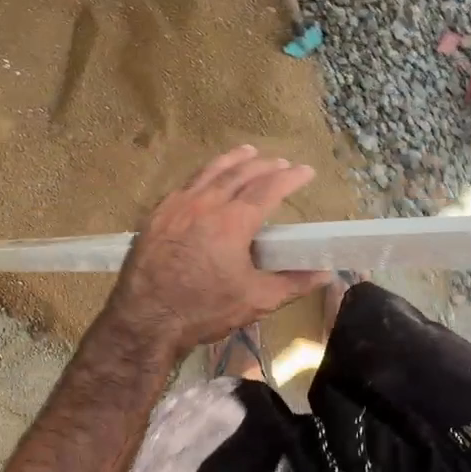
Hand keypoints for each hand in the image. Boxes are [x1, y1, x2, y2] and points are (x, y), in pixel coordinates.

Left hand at [102, 146, 330, 355]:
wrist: (145, 320)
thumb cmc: (204, 310)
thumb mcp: (256, 300)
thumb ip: (293, 283)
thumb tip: (324, 274)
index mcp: (233, 222)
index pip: (269, 189)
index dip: (290, 178)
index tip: (307, 171)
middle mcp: (205, 204)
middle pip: (239, 174)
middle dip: (264, 165)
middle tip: (281, 163)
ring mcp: (177, 206)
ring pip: (209, 172)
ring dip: (232, 160)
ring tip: (247, 152)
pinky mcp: (156, 215)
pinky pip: (184, 186)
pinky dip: (202, 176)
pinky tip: (206, 179)